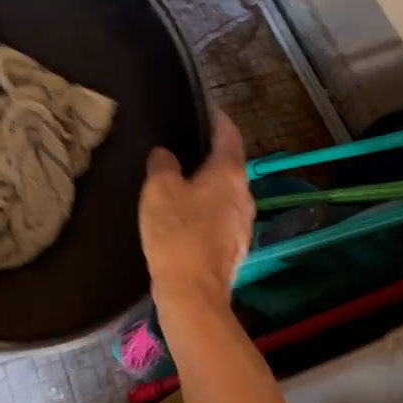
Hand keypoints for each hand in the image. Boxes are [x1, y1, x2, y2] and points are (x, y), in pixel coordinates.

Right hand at [140, 111, 253, 311]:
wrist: (193, 293)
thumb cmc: (176, 233)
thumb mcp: (159, 189)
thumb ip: (163, 164)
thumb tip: (166, 155)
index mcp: (229, 172)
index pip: (229, 133)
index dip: (217, 119)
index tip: (204, 109)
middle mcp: (244, 193)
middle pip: (230, 164)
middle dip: (210, 155)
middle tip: (184, 148)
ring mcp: (243, 222)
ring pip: (226, 192)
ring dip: (209, 185)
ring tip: (182, 182)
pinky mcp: (236, 246)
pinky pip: (222, 217)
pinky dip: (208, 210)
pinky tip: (187, 216)